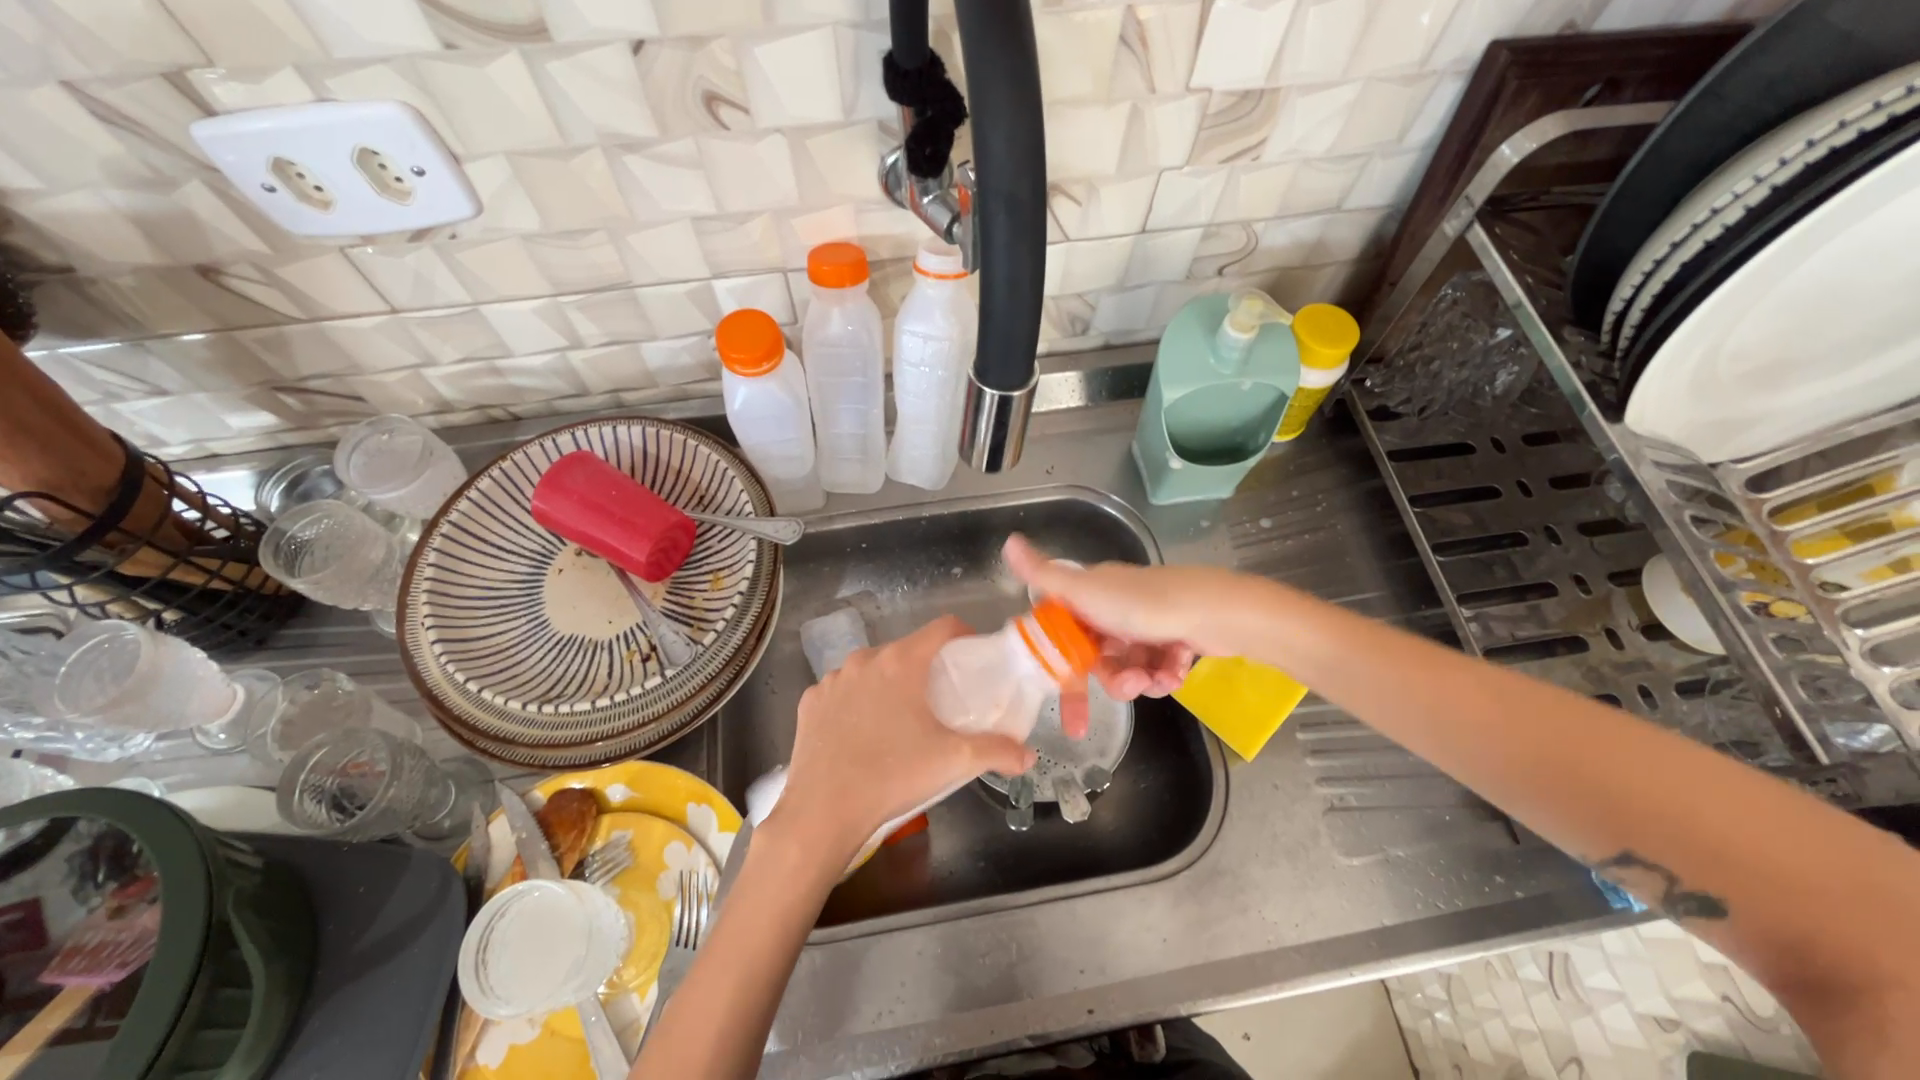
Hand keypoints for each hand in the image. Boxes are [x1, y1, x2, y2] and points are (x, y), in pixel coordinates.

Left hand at [778, 616, 1035, 856]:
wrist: (823, 812)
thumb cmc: (893, 776)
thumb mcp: (954, 762)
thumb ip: (997, 752)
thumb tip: (1028, 756)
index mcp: (900, 663)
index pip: (942, 628)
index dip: (964, 636)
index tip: (975, 657)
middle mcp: (863, 660)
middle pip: (906, 651)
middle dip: (927, 669)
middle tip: (944, 699)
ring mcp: (832, 681)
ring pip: (871, 671)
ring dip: (889, 686)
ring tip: (901, 721)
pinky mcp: (810, 704)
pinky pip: (842, 693)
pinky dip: (856, 705)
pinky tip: (863, 735)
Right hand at [1004, 534, 1237, 699]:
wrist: (1214, 610)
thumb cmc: (1143, 603)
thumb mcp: (1085, 590)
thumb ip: (1044, 575)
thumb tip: (1007, 541)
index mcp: (1093, 593)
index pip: (1066, 634)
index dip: (1063, 667)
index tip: (1067, 700)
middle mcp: (1118, 605)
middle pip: (1101, 657)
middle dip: (1113, 678)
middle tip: (1130, 687)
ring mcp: (1149, 622)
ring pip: (1131, 666)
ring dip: (1141, 680)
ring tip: (1158, 680)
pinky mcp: (1177, 637)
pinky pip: (1159, 667)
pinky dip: (1165, 675)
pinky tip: (1176, 674)